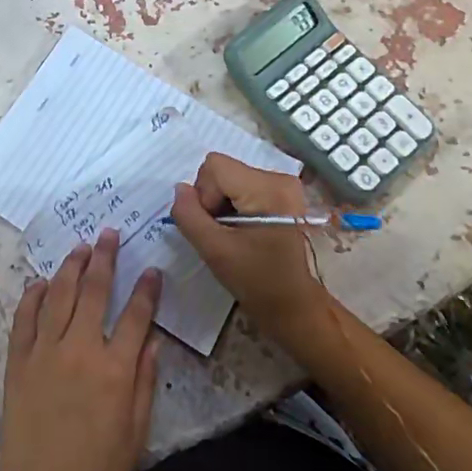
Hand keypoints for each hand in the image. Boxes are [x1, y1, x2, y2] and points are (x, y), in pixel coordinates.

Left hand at [0, 230, 160, 470]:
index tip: (152, 269)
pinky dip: (32, 296)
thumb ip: (145, 382)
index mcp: (115, 370)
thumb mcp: (136, 434)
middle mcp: (79, 351)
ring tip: (80, 246)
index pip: (135, 316)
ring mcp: (44, 352)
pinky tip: (40, 282)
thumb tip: (151, 339)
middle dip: (104, 259)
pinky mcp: (17, 361)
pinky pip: (24, 319)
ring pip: (58, 296)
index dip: (147, 290)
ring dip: (70, 268)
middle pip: (94, 292)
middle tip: (109, 234)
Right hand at [168, 153, 324, 340]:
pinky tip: (241, 230)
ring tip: (232, 233)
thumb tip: (180, 188)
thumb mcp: (213, 250)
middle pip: (222, 170)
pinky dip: (232, 205)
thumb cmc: (255, 280)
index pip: (214, 167)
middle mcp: (280, 178)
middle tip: (222, 232)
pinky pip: (241, 186)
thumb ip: (189, 215)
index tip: (215, 225)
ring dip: (220, 203)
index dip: (204, 194)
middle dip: (211, 199)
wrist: (292, 303)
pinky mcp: (281, 194)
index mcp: (268, 188)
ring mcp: (283, 185)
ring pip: (229, 178)